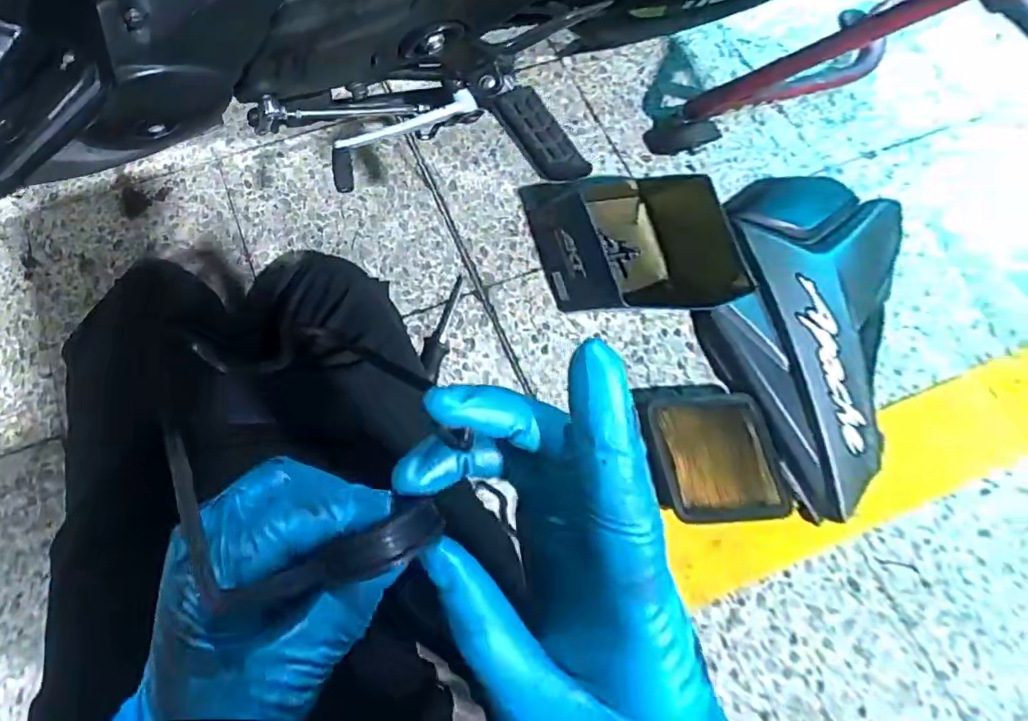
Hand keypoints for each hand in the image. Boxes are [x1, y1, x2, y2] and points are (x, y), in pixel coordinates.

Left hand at [114, 457, 402, 720]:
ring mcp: (202, 529)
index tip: (394, 513)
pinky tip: (331, 531)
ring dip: (320, 498)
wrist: (176, 720)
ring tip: (366, 524)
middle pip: (276, 485)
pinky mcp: (212, 536)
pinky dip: (301, 509)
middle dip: (334, 496)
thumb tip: (392, 558)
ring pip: (270, 486)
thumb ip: (338, 612)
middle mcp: (201, 531)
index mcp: (211, 564)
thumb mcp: (289, 672)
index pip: (285, 516)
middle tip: (386, 519)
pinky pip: (261, 502)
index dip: (342, 509)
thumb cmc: (229, 709)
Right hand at [391, 339, 724, 720]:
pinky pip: (515, 484)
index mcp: (629, 589)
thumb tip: (425, 543)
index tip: (594, 356)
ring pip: (531, 459)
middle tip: (434, 411)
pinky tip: (432, 480)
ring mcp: (583, 540)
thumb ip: (485, 626)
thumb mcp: (544, 707)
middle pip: (562, 452)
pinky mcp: (558, 545)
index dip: (607, 421)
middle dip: (496, 416)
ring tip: (411, 470)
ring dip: (468, 444)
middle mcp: (608, 545)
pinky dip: (468, 467)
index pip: (621, 492)